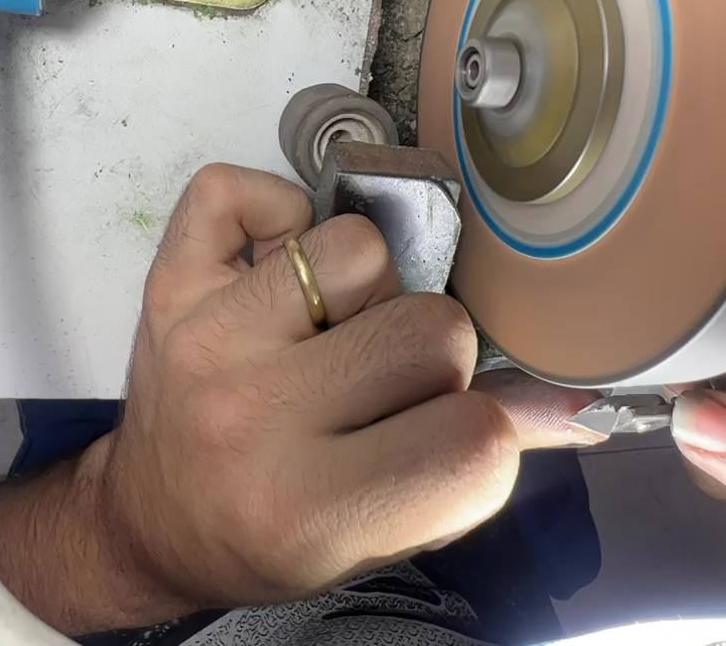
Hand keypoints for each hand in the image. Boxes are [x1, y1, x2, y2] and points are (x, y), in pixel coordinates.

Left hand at [82, 163, 589, 617]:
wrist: (157, 516)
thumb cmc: (270, 531)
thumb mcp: (375, 534)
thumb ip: (473, 470)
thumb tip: (568, 405)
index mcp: (309, 510)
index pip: (474, 439)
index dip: (479, 427)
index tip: (446, 430)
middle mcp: (250, 419)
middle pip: (430, 327)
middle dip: (429, 352)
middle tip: (385, 378)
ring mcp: (206, 337)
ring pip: (356, 246)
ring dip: (367, 280)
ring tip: (333, 322)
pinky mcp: (170, 282)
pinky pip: (238, 190)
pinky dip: (275, 211)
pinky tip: (278, 264)